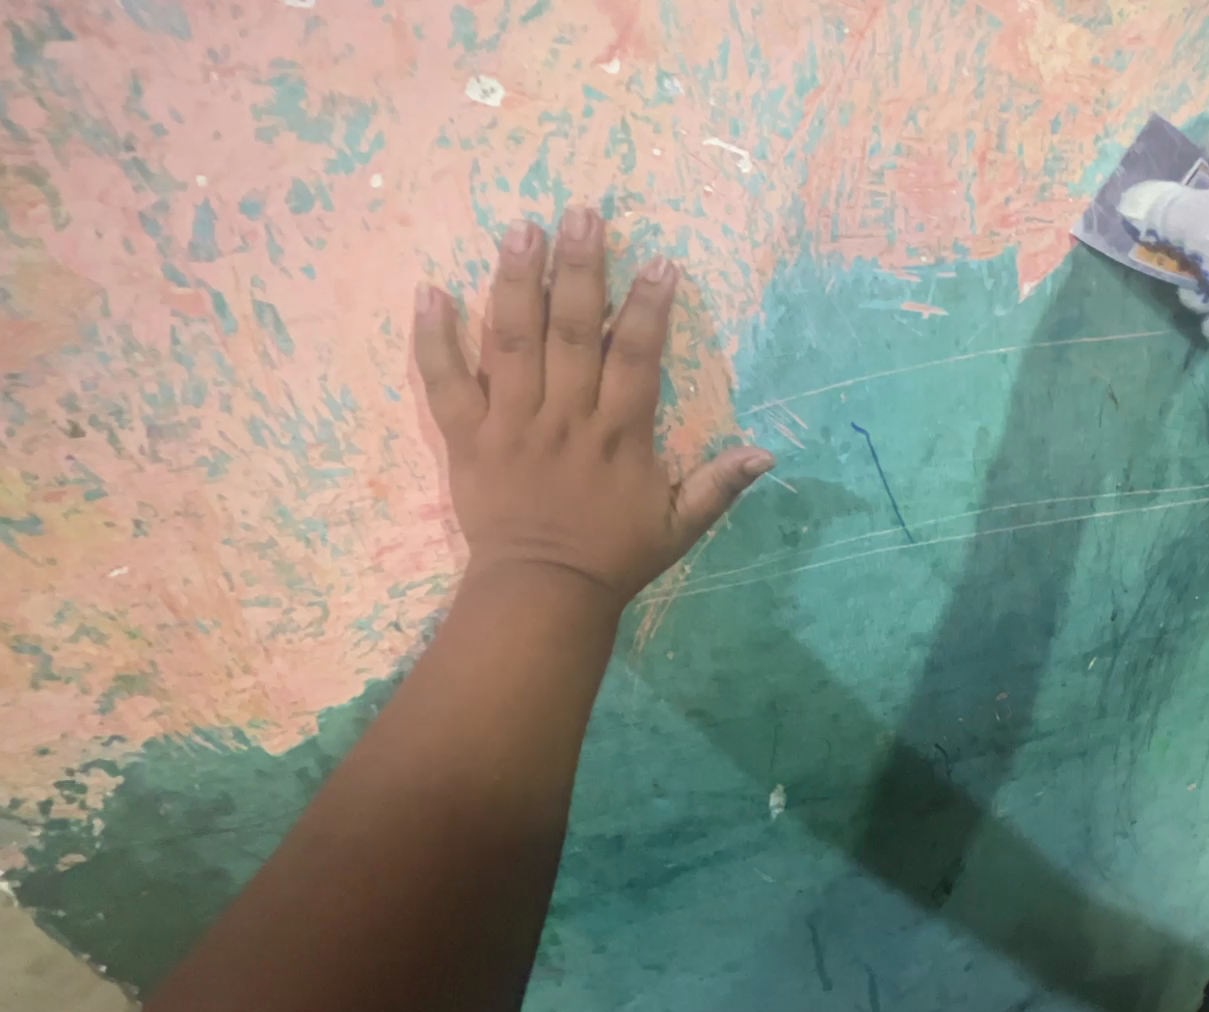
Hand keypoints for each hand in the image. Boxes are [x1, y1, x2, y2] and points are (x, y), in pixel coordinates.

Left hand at [412, 207, 773, 605]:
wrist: (543, 592)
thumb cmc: (618, 555)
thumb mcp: (682, 526)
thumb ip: (720, 486)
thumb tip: (769, 453)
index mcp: (618, 436)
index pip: (636, 358)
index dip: (648, 308)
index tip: (658, 262)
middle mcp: (565, 418)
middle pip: (571, 333)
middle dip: (579, 271)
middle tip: (581, 214)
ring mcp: (511, 424)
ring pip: (510, 344)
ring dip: (514, 284)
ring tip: (519, 230)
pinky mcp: (467, 438)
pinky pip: (444, 383)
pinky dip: (433, 338)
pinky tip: (431, 290)